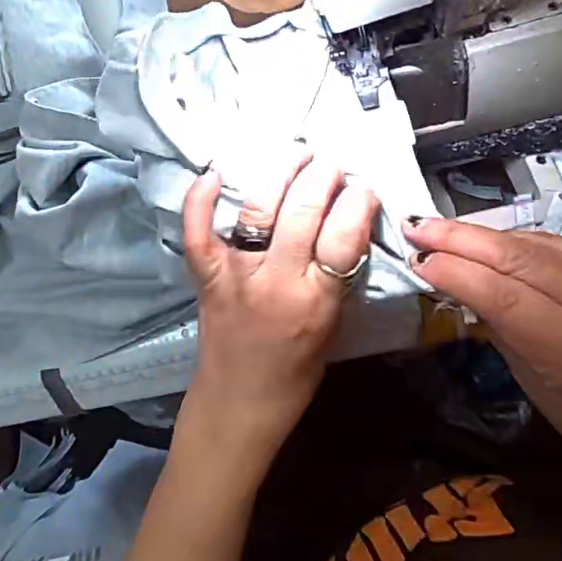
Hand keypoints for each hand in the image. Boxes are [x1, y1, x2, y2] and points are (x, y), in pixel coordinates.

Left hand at [178, 151, 381, 485]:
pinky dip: (200, 201)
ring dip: (280, 174)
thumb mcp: (332, 327)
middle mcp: (277, 282)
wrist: (238, 405)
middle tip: (331, 165)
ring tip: (297, 155)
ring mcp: (237, 276)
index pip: (344, 237)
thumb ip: (336, 279)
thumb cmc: (294, 374)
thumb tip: (346, 227)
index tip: (363, 187)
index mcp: (317, 301)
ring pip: (259, 210)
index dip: (358, 203)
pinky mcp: (207, 277)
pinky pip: (198, 233)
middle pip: (303, 212)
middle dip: (322, 178)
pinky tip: (213, 173)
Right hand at [403, 219, 561, 469]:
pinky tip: (485, 238)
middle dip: (462, 240)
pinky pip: (558, 243)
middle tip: (417, 229)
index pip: (510, 299)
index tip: (417, 259)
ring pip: (538, 244)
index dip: (459, 273)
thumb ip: (495, 319)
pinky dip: (514, 239)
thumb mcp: (527, 374)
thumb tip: (447, 273)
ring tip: (440, 229)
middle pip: (524, 261)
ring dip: (482, 233)